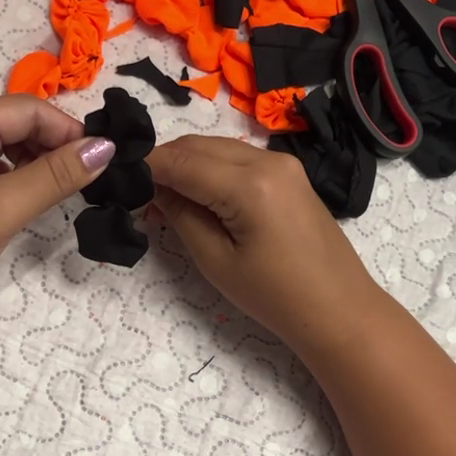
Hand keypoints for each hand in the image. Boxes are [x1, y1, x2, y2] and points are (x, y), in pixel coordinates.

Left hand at [0, 95, 114, 323]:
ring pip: (8, 150)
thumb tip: (105, 148)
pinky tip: (33, 203)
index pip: (29, 109)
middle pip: (19, 125)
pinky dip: (19, 183)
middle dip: (56, 148)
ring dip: (39, 167)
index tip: (104, 162)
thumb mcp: (2, 208)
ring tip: (66, 194)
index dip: (69, 131)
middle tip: (90, 181)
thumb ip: (55, 176)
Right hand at [148, 136, 382, 354]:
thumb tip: (152, 188)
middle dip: (163, 163)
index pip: (181, 161)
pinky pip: (236, 158)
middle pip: (197, 145)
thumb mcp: (216, 261)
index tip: (116, 179)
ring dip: (185, 165)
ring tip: (163, 201)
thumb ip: (181, 215)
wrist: (340, 310)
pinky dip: (209, 170)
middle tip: (137, 195)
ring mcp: (282, 163)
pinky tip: (196, 197)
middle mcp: (267, 160)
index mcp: (249, 184)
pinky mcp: (288, 174)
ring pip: (216, 148)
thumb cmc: (275, 296)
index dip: (145, 167)